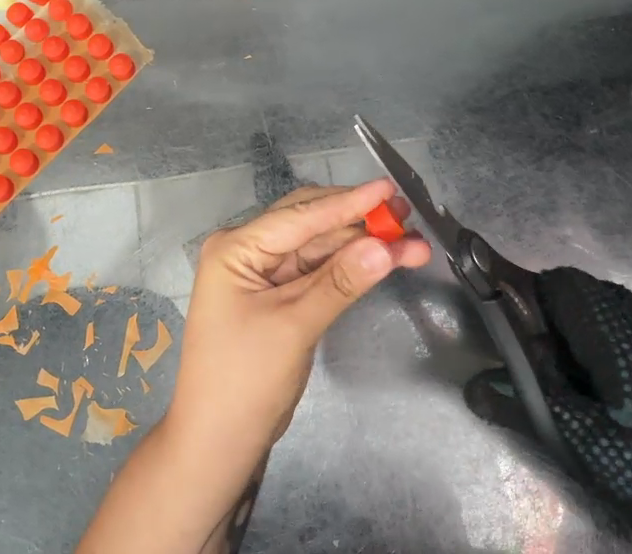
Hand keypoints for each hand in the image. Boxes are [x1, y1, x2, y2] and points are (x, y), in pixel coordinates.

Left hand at [166, 180, 431, 453]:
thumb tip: (385, 246)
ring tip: (413, 244)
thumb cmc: (244, 380)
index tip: (391, 189)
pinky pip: (319, 273)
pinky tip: (385, 262)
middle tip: (409, 216)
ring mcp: (264, 276)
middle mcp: (248, 252)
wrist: (217, 442)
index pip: (300, 216)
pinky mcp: (280, 299)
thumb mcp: (294, 326)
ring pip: (321, 249)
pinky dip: (351, 269)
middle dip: (360, 222)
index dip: (348, 202)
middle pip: (311, 226)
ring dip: (363, 246)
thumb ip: (340, 283)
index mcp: (236, 247)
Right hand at [465, 268, 631, 553]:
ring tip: (592, 379)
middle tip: (552, 361)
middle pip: (588, 291)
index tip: (521, 328)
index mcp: (620, 338)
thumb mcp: (586, 446)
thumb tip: (471, 385)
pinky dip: (625, 342)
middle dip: (561, 316)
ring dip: (594, 328)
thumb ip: (525, 406)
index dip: (531, 296)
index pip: (561, 284)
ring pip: (618, 307)